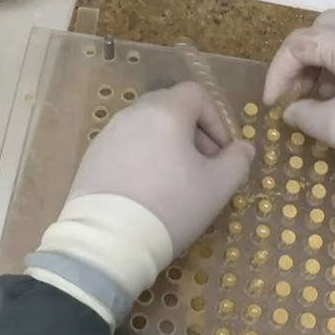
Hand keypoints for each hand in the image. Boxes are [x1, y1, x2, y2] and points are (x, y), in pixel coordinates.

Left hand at [69, 81, 255, 252]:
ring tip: (173, 182)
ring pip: (146, 128)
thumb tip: (243, 148)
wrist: (108, 239)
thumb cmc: (171, 207)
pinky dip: (141, 159)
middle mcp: (133, 114)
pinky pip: (124, 147)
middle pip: (169, 107)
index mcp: (165, 112)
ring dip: (166, 146)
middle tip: (201, 167)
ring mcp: (107, 135)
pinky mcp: (91, 157)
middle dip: (192, 132)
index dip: (216, 119)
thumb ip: (237, 161)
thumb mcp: (218, 187)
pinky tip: (146, 192)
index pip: (196, 94)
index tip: (221, 152)